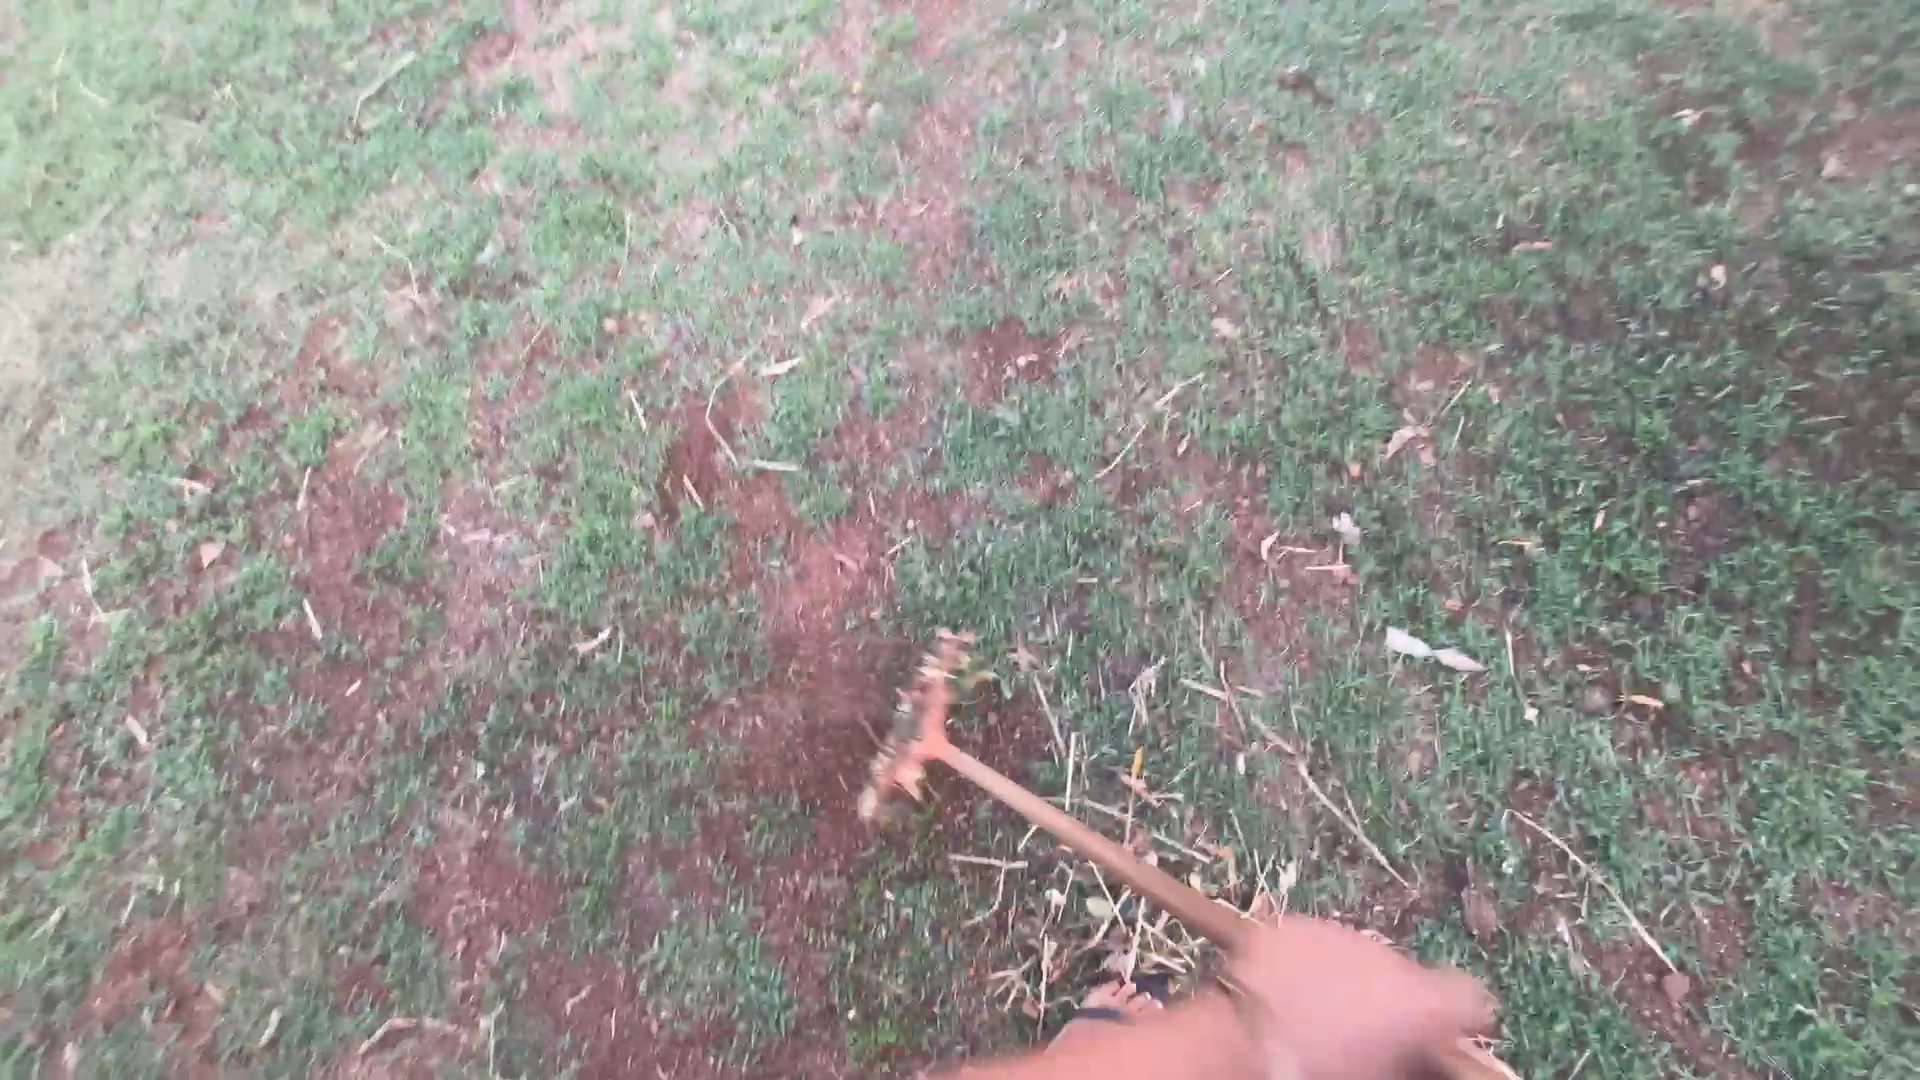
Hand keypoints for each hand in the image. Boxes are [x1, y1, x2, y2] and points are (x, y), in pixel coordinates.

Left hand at [1228, 917, 1494, 1079]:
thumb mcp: (1383, 1073)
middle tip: (1372, 1029)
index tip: (1446, 1032)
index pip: (1474, 997)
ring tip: (1325, 1009)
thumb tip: (1422, 1051)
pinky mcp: (1299, 923)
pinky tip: (1295, 986)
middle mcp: (1388, 958)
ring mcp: (1340, 934)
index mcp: (1422, 1002)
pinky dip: (1317, 960)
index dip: (1462, 1015)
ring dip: (1355, 976)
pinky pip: (1320, 941)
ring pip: (1364, 955)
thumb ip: (1415, 1056)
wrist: (1248, 1031)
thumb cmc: (1323, 1067)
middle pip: (1409, 975)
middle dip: (1397, 998)